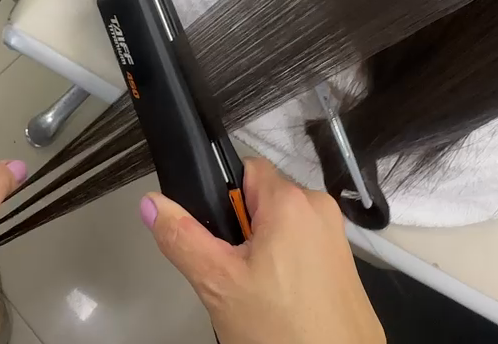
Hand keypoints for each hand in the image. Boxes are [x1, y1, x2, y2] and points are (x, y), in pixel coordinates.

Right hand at [143, 157, 383, 343]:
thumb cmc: (283, 331)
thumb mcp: (218, 284)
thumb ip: (182, 237)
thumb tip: (151, 203)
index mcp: (292, 201)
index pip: (244, 169)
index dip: (224, 198)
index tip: (218, 235)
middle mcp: (320, 210)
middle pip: (262, 200)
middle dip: (242, 232)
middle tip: (233, 275)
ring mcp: (337, 240)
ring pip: (282, 229)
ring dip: (263, 253)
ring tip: (256, 296)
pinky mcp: (345, 269)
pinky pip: (303, 251)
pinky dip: (287, 270)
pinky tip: (279, 306)